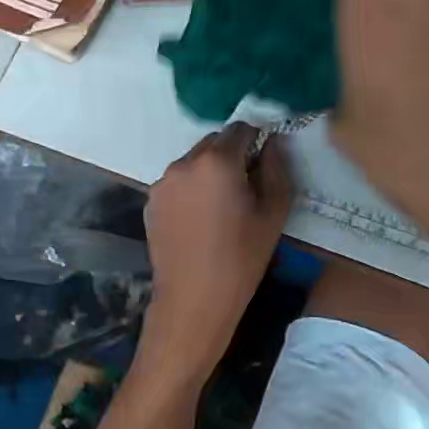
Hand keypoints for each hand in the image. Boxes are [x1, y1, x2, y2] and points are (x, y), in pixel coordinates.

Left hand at [138, 123, 294, 387]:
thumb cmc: (242, 257)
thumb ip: (278, 168)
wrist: (194, 299)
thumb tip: (274, 142)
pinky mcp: (150, 201)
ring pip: (194, 162)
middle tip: (246, 188)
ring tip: (222, 207)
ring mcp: (163, 182)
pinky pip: (178, 182)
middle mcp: (185, 162)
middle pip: (214, 142)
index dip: (257, 141)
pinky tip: (201, 220)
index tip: (265, 164)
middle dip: (232, 155)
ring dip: (210, 171)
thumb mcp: (274, 212)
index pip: (241, 129)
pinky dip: (192, 189)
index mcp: (218, 161)